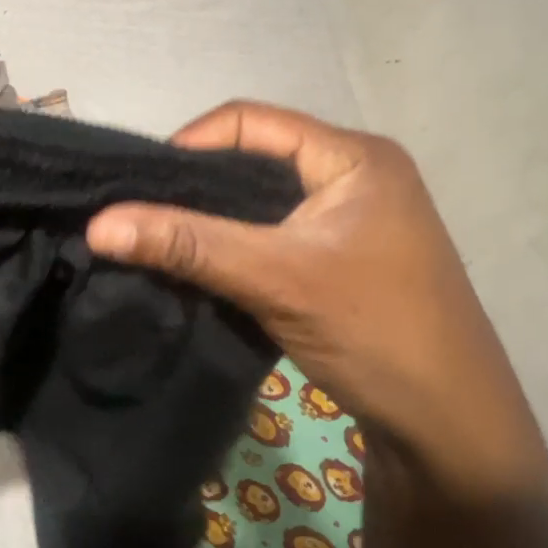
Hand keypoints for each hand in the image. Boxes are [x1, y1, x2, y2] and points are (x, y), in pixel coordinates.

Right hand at [86, 102, 547, 490]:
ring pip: (255, 200)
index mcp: (353, 156)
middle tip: (139, 216)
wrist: (450, 426)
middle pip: (250, 158)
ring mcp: (348, 219)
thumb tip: (97, 224)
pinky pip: (267, 232)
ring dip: (207, 219)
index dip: (187, 146)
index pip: (249, 121)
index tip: (139, 188)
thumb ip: (186, 244)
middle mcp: (353, 175)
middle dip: (191, 185)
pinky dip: (228, 245)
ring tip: (157, 240)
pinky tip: (195, 266)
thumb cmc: (374, 331)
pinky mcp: (338, 257)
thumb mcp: (274, 278)